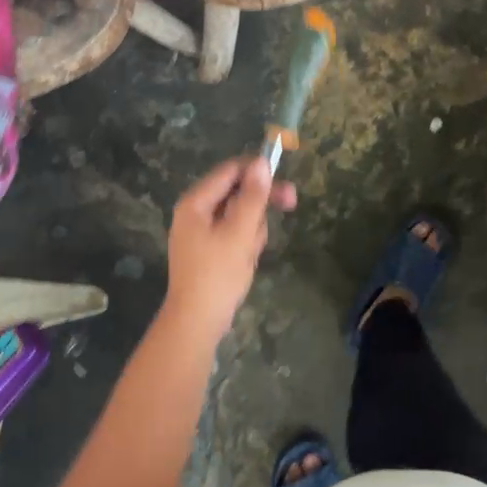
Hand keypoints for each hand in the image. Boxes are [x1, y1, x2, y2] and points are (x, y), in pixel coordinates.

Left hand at [163, 156, 297, 342]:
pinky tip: (247, 260)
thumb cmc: (218, 275)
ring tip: (252, 251)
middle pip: (236, 191)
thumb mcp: (240, 233)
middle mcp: (195, 211)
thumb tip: (262, 163)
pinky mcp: (208, 249)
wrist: (197, 323)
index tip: (285, 180)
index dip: (258, 170)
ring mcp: (201, 231)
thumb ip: (253, 197)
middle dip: (259, 204)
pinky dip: (245, 242)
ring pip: (239, 214)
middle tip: (291, 204)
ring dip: (253, 227)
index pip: (231, 170)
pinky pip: (234, 233)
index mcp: (196, 202)